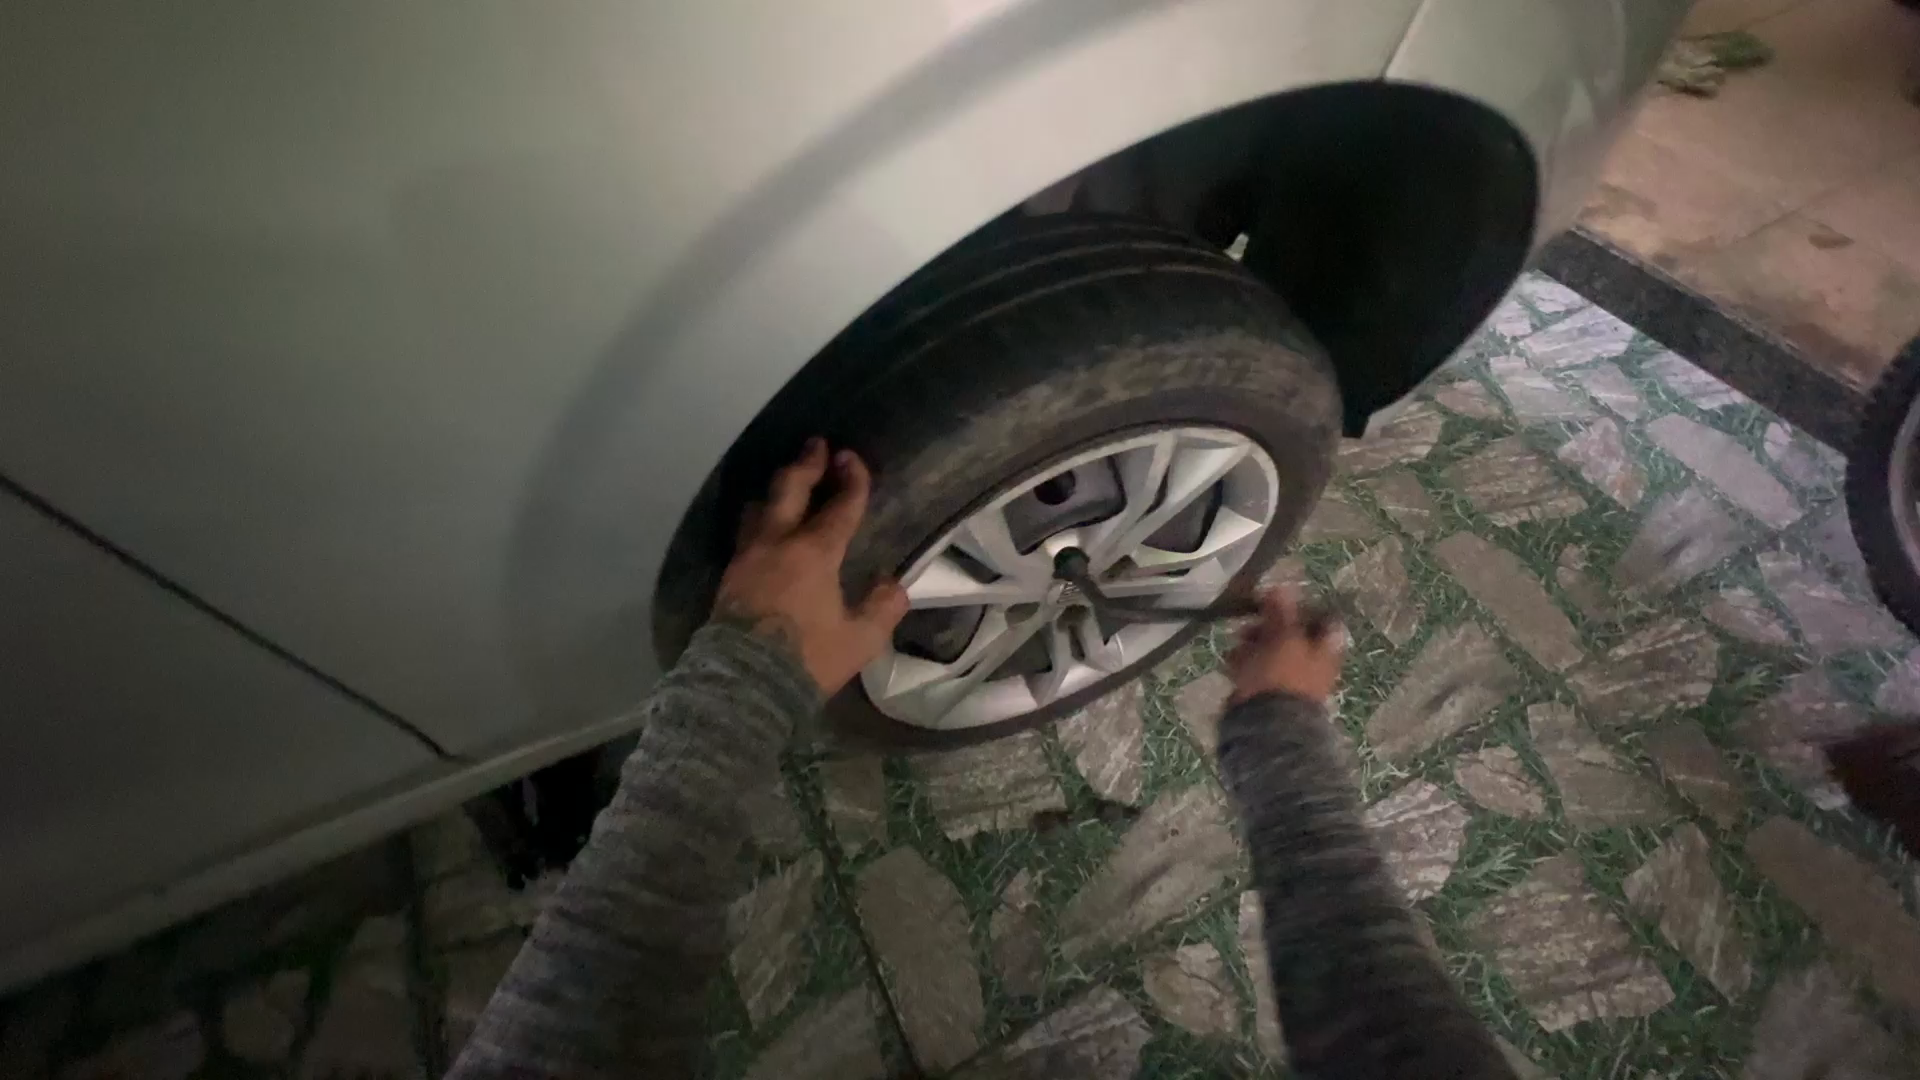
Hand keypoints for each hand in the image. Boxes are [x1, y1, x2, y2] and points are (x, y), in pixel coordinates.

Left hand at [714, 438, 909, 694]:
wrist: (744, 685)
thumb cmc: (807, 659)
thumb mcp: (860, 640)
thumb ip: (882, 609)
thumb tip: (894, 586)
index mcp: (814, 554)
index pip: (839, 508)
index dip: (852, 481)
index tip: (854, 459)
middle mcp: (778, 544)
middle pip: (789, 490)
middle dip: (806, 464)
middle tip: (817, 445)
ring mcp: (748, 558)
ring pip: (759, 508)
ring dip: (777, 490)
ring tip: (787, 484)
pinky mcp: (730, 576)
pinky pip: (746, 534)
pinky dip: (761, 519)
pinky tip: (766, 528)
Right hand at [1226, 588, 1344, 704]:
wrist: (1268, 721)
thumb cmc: (1282, 674)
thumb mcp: (1283, 636)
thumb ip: (1282, 611)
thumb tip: (1282, 585)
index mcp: (1326, 648)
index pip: (1322, 619)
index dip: (1303, 606)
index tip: (1279, 600)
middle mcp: (1312, 661)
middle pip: (1293, 633)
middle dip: (1268, 625)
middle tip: (1251, 621)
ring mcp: (1290, 677)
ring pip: (1271, 649)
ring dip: (1252, 643)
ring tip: (1237, 643)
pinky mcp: (1268, 689)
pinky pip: (1256, 668)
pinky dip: (1244, 662)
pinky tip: (1233, 662)